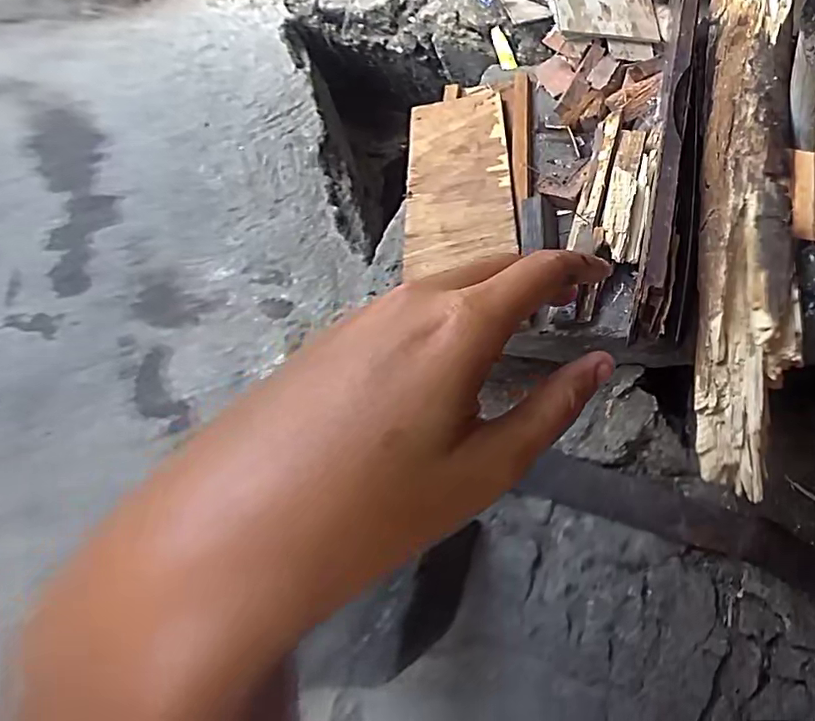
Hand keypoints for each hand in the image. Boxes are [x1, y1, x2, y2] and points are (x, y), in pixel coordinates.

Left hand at [19, 249, 614, 720]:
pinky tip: (445, 356)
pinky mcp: (328, 338)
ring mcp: (362, 315)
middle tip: (569, 300)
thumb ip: (554, 407)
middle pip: (494, 263)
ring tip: (517, 325)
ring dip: (494, 290)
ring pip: (450, 282)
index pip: (536, 269)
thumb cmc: (374, 510)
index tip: (602, 274)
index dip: (577, 265)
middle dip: (539, 273)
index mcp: (460, 325)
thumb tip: (600, 364)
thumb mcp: (485, 468)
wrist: (212, 551)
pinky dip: (452, 309)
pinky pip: (409, 305)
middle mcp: (413, 302)